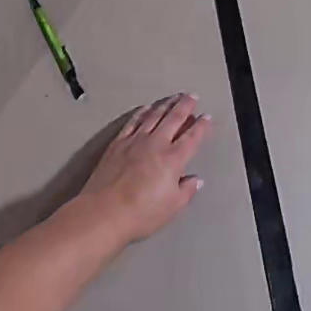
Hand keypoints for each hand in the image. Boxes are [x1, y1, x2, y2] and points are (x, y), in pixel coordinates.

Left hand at [73, 93, 211, 244]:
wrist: (104, 212)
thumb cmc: (140, 213)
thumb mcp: (172, 207)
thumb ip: (186, 191)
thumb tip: (194, 180)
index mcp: (173, 159)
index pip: (192, 137)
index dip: (201, 126)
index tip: (207, 117)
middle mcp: (156, 144)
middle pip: (174, 118)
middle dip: (185, 106)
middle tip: (192, 96)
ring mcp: (135, 141)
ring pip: (154, 115)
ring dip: (166, 104)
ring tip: (174, 97)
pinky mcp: (118, 143)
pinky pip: (133, 121)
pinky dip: (142, 112)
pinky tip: (147, 108)